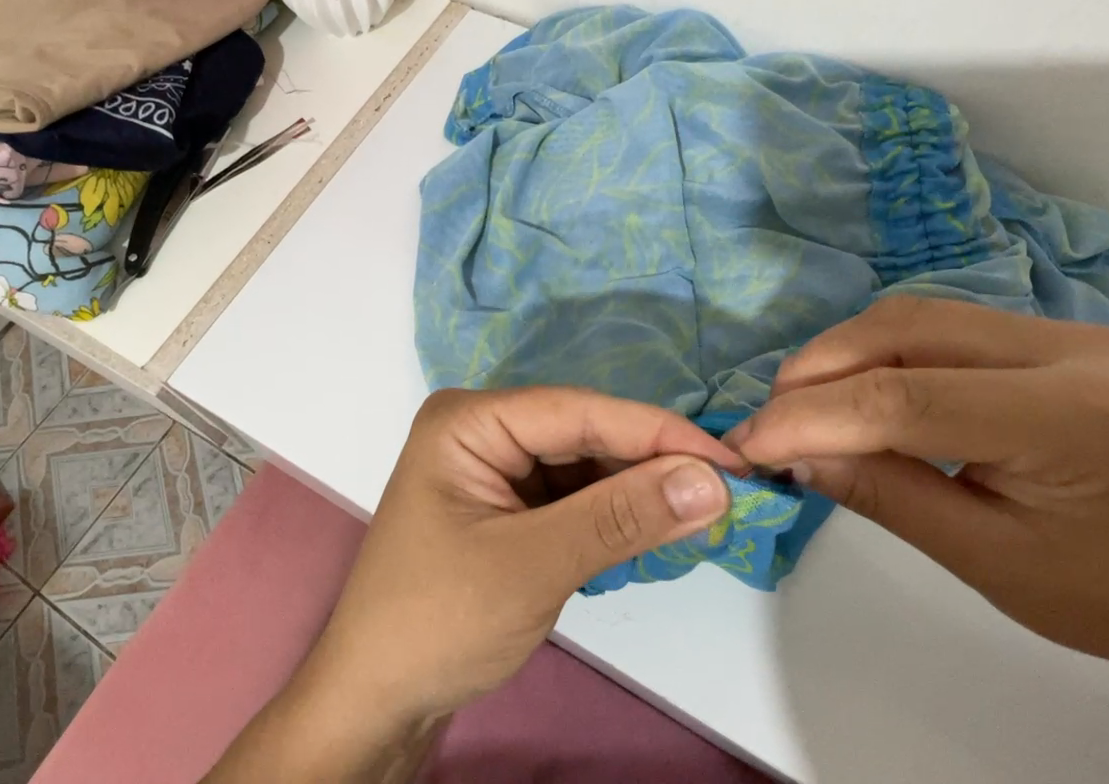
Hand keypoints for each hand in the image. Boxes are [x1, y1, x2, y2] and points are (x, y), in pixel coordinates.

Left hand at [315, 386, 742, 717]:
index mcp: (470, 421)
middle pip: (585, 434)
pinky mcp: (508, 507)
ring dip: (638, 492)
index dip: (659, 432)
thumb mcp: (533, 565)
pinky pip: (574, 497)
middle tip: (730, 495)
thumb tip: (711, 481)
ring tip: (704, 515)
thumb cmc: (437, 621)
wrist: (376, 697)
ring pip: (586, 466)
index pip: (579, 411)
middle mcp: (482, 431)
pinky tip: (657, 530)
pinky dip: (615, 516)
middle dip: (652, 463)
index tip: (732, 464)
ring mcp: (494, 469)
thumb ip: (621, 518)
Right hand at [722, 294, 1108, 678]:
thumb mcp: (984, 560)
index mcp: (1079, 421)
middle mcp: (1083, 351)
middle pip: (909, 328)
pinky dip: (884, 354)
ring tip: (804, 406)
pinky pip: (945, 325)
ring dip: (845, 355)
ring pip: (919, 314)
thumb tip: (790, 451)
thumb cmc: (1108, 598)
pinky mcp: (1060, 332)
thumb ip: (881, 493)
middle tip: (769, 419)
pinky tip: (860, 391)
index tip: (749, 442)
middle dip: (821, 368)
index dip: (814, 415)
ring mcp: (1076, 330)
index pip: (910, 397)